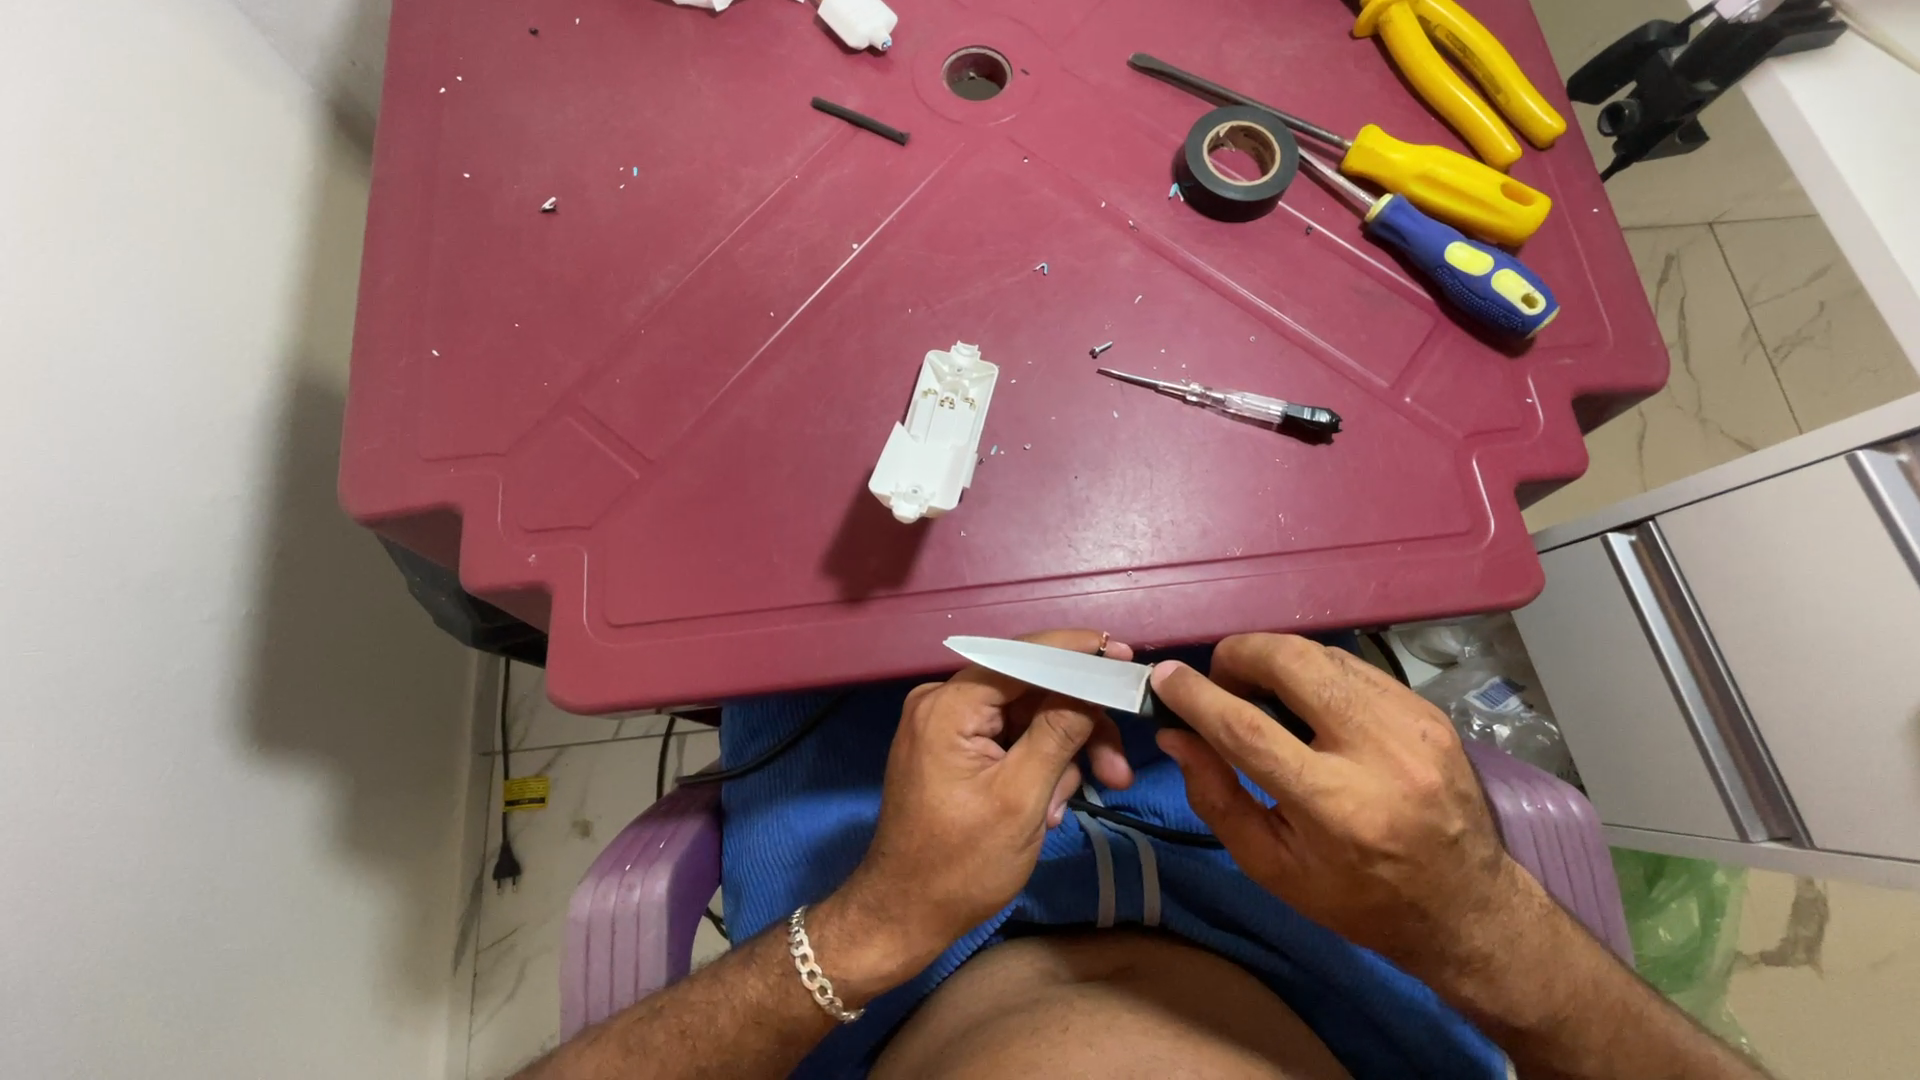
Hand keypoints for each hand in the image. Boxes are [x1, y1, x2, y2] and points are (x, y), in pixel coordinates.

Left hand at [831, 629, 1135, 978]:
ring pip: (1027, 719)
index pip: (1023, 656)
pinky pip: (1010, 741)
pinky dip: (1036, 769)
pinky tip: (1047, 811)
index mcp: (950, 705)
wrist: (904, 915)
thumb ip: (1058, 733)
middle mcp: (944, 702)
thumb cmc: (960, 864)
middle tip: (1118, 772)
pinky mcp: (954, 749)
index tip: (1123, 654)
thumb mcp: (1021, 798)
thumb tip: (1091, 684)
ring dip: (1059, 760)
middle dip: (1078, 729)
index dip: (1077, 652)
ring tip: (1063, 811)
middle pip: (1032, 691)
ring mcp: (947, 726)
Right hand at [1151, 634, 1523, 972]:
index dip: (1197, 696)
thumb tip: (1175, 735)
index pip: (1247, 729)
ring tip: (1261, 691)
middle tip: (1222, 681)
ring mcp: (1412, 725)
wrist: (1468, 908)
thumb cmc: (1355, 897)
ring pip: (1321, 654)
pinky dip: (1313, 671)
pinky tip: (1306, 701)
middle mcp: (1379, 754)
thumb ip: (1215, 795)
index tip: (1164, 677)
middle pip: (1292, 662)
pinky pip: (1351, 666)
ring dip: (1274, 659)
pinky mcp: (1428, 711)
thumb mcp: (1270, 865)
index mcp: (1334, 808)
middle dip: (1239, 655)